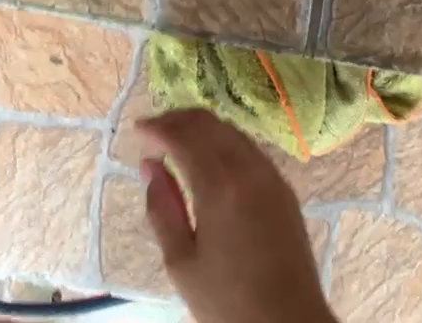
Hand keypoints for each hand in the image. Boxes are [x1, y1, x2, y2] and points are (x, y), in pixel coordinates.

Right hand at [139, 110, 337, 322]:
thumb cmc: (228, 302)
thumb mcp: (181, 262)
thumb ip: (162, 208)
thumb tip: (149, 166)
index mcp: (220, 186)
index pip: (184, 136)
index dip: (158, 127)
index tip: (137, 129)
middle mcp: (248, 169)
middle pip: (209, 123)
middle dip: (177, 119)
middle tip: (154, 130)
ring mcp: (271, 175)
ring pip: (231, 130)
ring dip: (201, 127)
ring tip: (177, 140)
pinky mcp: (284, 187)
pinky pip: (249, 147)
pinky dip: (223, 140)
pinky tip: (210, 157)